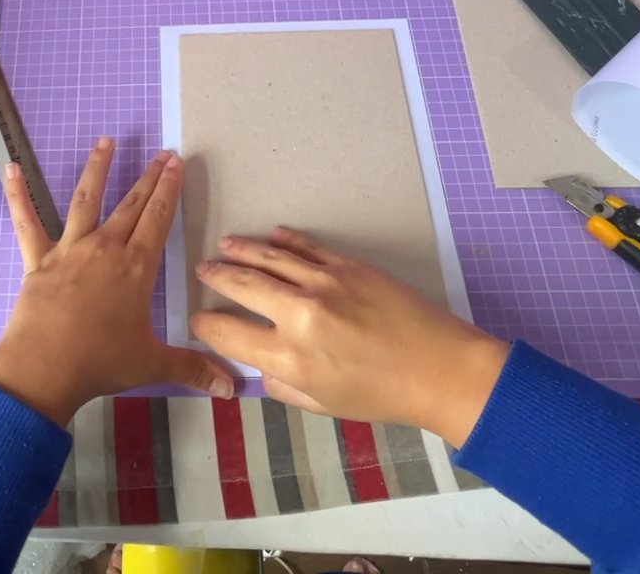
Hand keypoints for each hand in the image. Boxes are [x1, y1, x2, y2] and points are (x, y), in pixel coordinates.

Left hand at [0, 140, 236, 424]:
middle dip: (149, 177)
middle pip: (132, 204)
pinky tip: (11, 168)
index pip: (159, 218)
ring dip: (97, 169)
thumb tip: (234, 387)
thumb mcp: (153, 364)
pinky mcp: (38, 259)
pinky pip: (26, 222)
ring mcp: (70, 249)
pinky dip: (18, 194)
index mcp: (136, 267)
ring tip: (105, 141)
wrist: (44, 369)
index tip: (177, 163)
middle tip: (162, 153)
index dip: (170, 189)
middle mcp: (105, 248)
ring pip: (86, 200)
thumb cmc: (101, 362)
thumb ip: (194, 368)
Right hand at [191, 228, 509, 445]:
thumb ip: (283, 385)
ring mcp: (323, 284)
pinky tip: (270, 235)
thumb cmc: (383, 396)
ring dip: (241, 250)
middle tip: (202, 270)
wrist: (441, 369)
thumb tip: (259, 364)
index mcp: (290, 359)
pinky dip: (283, 239)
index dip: (206, 325)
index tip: (198, 319)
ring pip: (268, 257)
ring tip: (223, 245)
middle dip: (216, 276)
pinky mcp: (345, 265)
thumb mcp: (324, 404)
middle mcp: (299, 315)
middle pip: (242, 285)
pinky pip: (305, 247)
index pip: (229, 335)